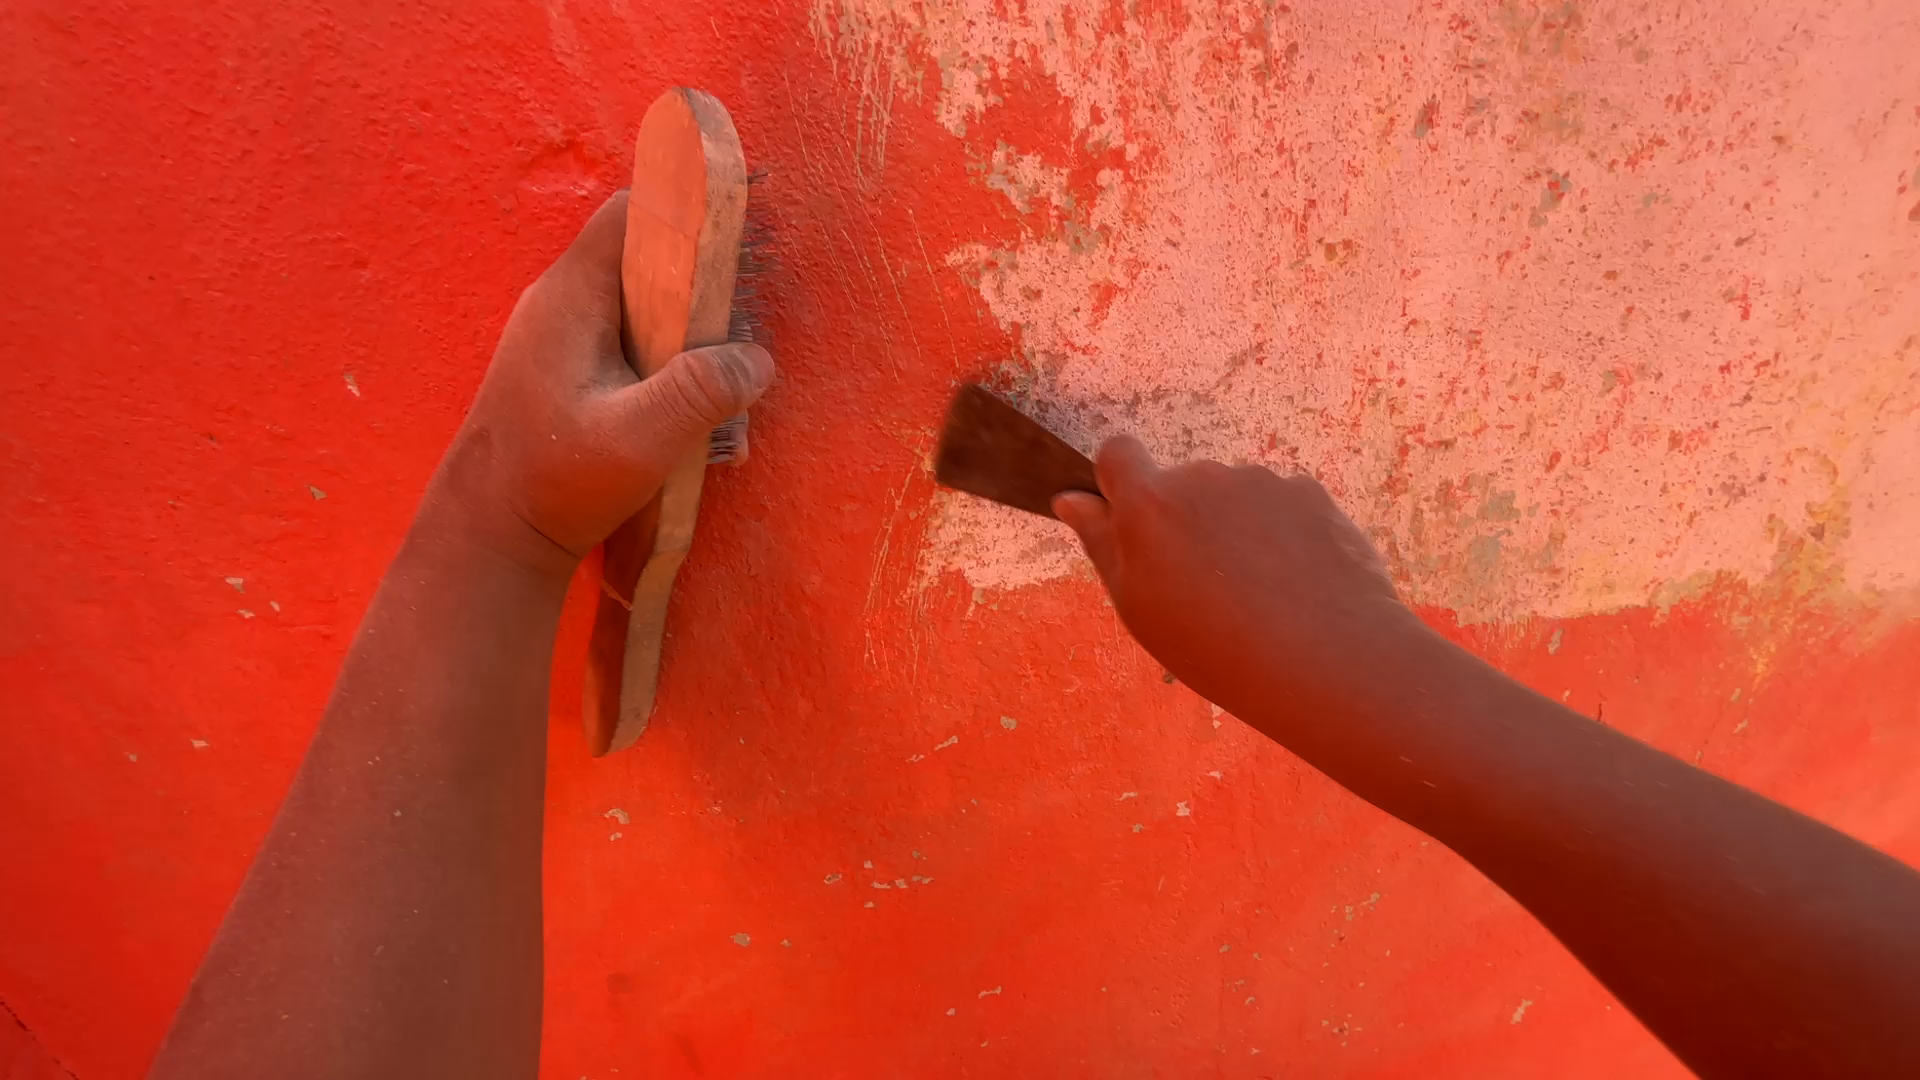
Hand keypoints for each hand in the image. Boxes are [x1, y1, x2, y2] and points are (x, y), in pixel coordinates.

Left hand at [425, 191, 773, 575]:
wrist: (495, 531)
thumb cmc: (556, 482)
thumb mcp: (640, 439)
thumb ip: (701, 393)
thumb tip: (759, 360)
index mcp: (572, 299)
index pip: (631, 217)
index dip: (689, 216)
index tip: (742, 244)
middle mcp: (567, 305)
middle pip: (648, 264)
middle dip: (706, 294)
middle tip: (746, 343)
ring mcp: (569, 339)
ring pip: (648, 311)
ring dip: (695, 344)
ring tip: (728, 396)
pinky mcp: (578, 372)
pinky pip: (639, 349)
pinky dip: (676, 372)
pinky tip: (697, 421)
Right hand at [1053, 438, 1432, 725]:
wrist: (1326, 661)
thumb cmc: (1210, 645)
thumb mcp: (1135, 605)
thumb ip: (1100, 542)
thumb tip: (1070, 499)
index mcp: (1150, 502)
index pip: (1116, 451)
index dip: (1118, 479)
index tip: (1132, 521)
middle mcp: (1202, 476)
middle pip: (1178, 483)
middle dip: (1181, 518)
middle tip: (1202, 584)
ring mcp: (1260, 480)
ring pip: (1230, 495)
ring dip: (1230, 525)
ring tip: (1255, 590)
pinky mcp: (1309, 492)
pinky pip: (1277, 502)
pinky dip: (1276, 530)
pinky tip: (1292, 580)